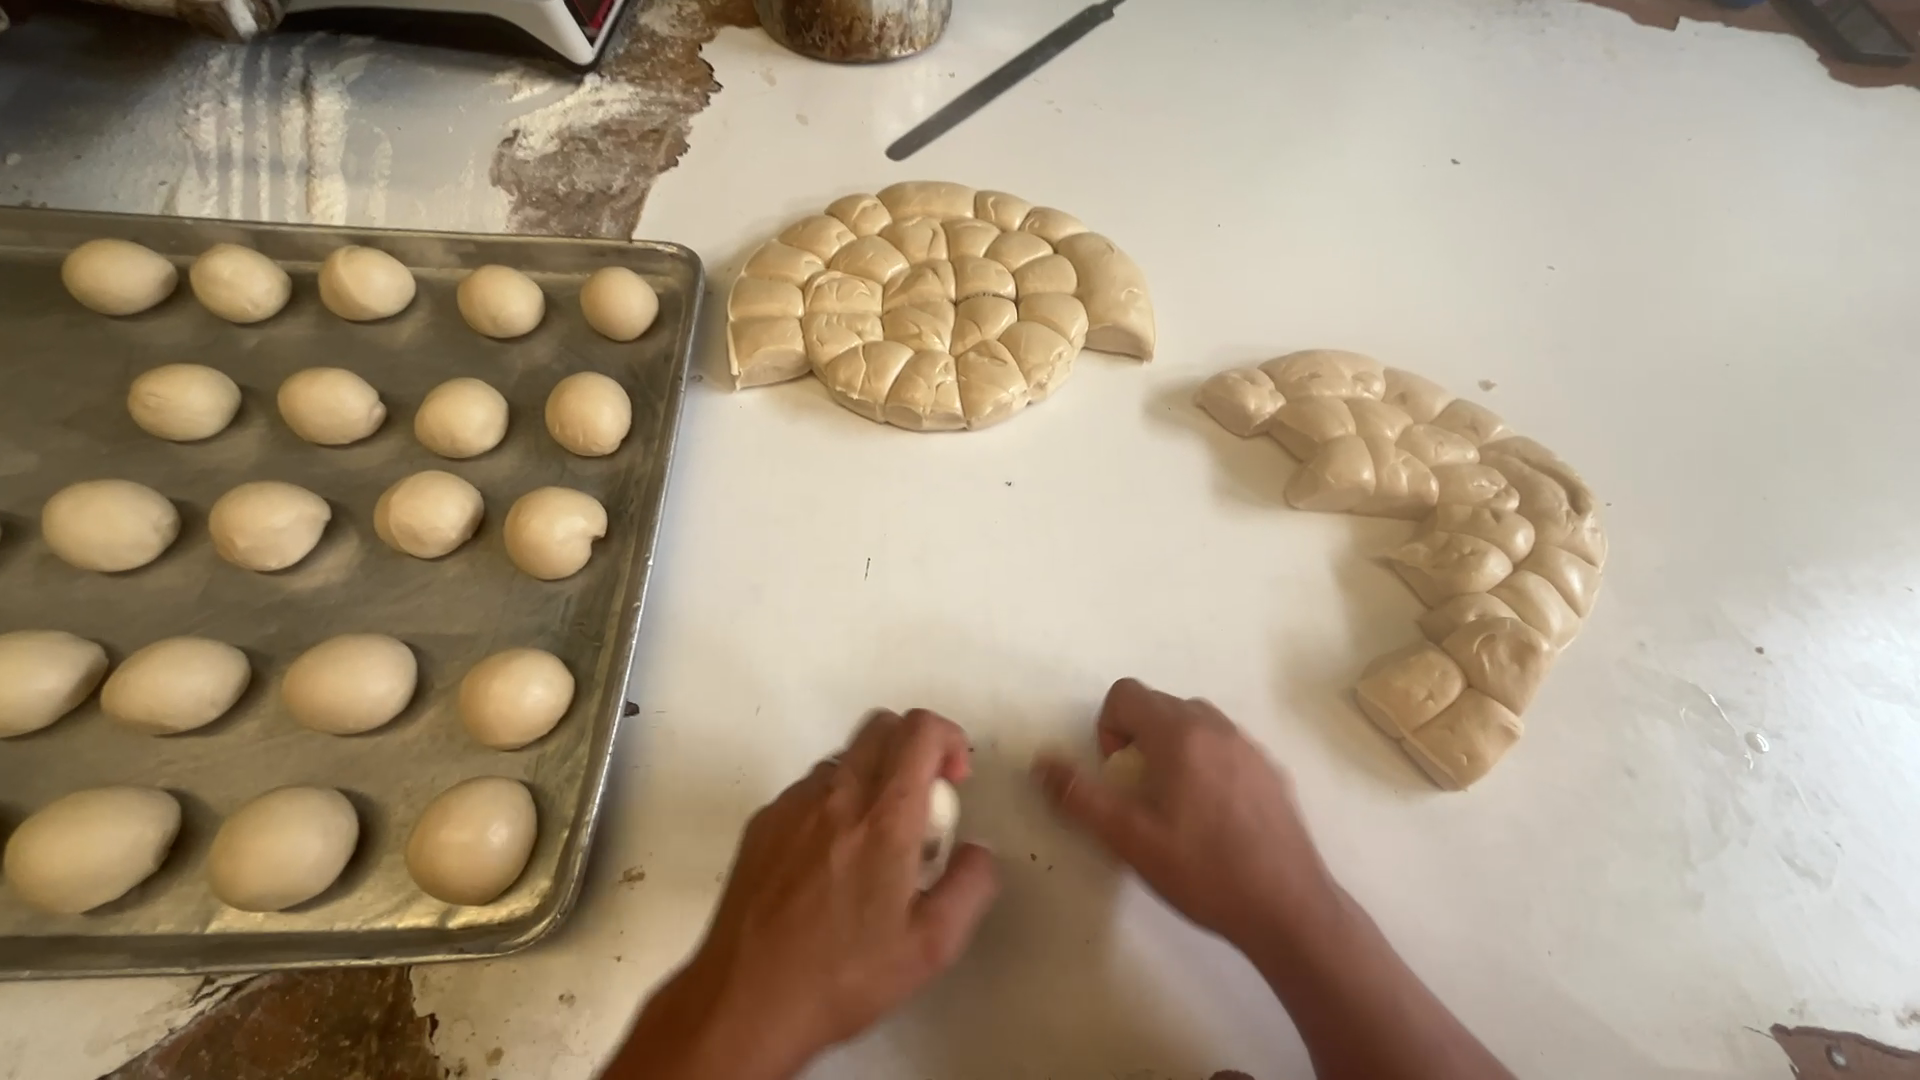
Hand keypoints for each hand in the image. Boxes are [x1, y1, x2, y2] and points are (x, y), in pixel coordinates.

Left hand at [615, 709, 998, 1079]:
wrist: (745, 1001)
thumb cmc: (843, 975)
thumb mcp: (932, 946)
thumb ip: (971, 885)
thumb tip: (977, 850)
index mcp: (885, 817)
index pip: (921, 730)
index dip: (949, 739)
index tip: (954, 779)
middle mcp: (838, 794)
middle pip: (883, 725)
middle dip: (914, 747)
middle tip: (922, 803)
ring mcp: (793, 803)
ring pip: (846, 757)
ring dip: (873, 777)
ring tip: (874, 842)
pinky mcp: (763, 820)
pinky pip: (810, 788)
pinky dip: (834, 802)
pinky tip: (830, 861)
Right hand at [1033, 678, 1342, 954]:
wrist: (1288, 910)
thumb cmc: (1202, 869)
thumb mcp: (1128, 838)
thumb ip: (1079, 794)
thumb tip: (1041, 761)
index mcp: (1178, 733)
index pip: (1125, 694)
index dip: (1108, 728)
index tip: (1119, 775)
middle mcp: (1216, 726)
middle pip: (1159, 706)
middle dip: (1138, 740)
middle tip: (1142, 795)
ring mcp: (1249, 746)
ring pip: (1194, 724)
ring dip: (1173, 749)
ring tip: (1177, 805)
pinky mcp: (1273, 770)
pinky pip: (1226, 746)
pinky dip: (1207, 763)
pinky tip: (1216, 818)